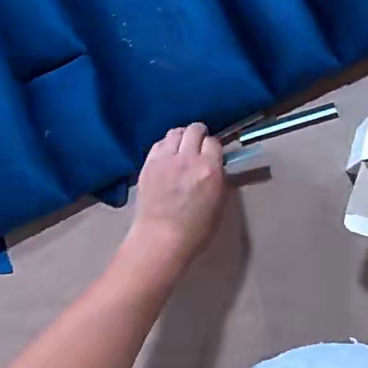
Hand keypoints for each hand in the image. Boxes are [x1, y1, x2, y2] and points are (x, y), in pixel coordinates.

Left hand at [118, 123, 226, 280]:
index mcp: (209, 169)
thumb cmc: (195, 229)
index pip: (214, 142)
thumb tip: (217, 168)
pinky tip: (167, 156)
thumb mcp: (218, 205)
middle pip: (194, 130)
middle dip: (199, 134)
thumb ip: (219, 180)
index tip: (212, 154)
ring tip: (182, 147)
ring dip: (181, 136)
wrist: (160, 238)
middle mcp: (187, 158)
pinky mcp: (148, 163)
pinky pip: (159, 144)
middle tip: (199, 144)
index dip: (214, 147)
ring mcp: (165, 159)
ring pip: (175, 132)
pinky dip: (166, 145)